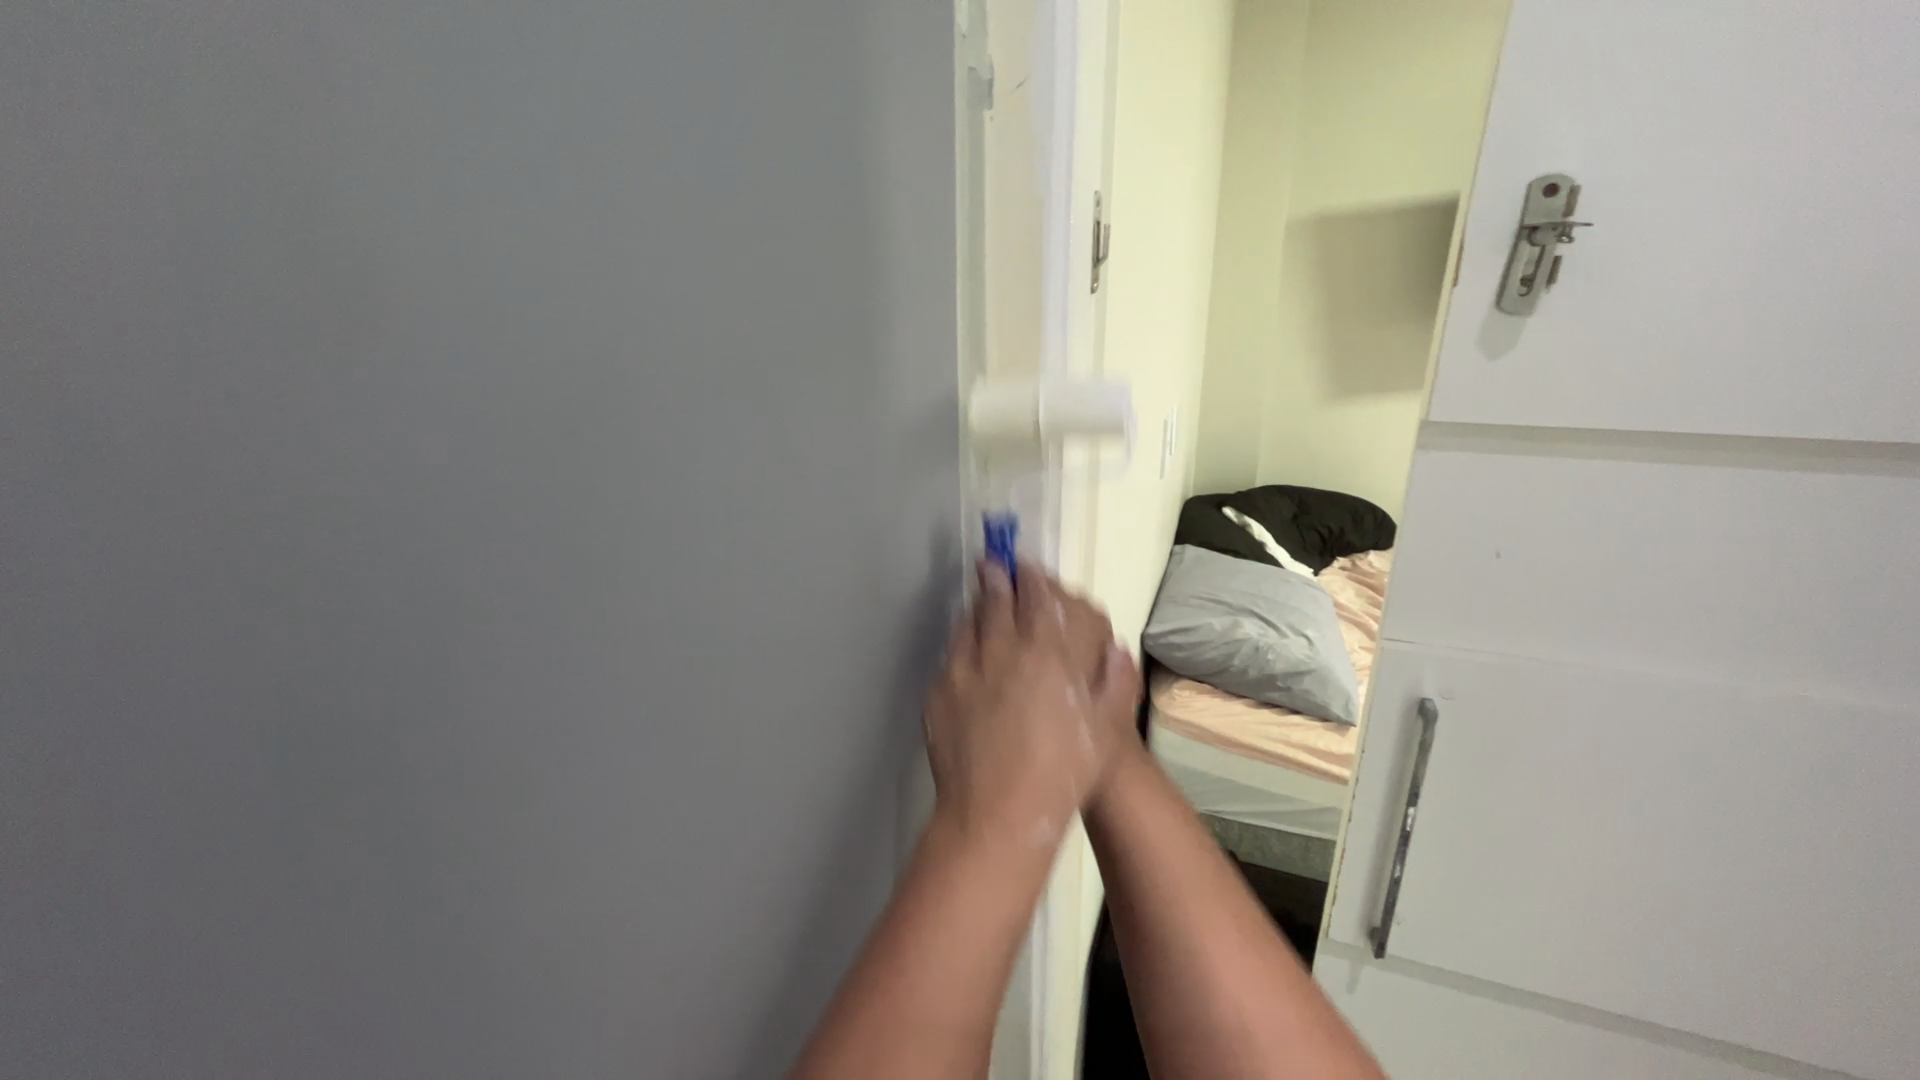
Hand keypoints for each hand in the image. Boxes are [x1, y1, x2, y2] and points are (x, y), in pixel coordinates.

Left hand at [923, 561, 1141, 848]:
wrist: (996, 813)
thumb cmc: (1061, 774)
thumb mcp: (1105, 731)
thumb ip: (1115, 684)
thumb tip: (1117, 650)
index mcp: (1045, 653)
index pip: (1036, 598)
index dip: (1032, 578)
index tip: (1027, 566)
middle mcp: (1000, 651)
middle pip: (995, 602)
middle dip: (997, 579)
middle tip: (994, 565)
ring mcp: (962, 671)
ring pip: (968, 624)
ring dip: (976, 608)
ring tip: (980, 600)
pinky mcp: (937, 694)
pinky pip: (950, 656)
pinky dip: (960, 644)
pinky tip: (965, 652)